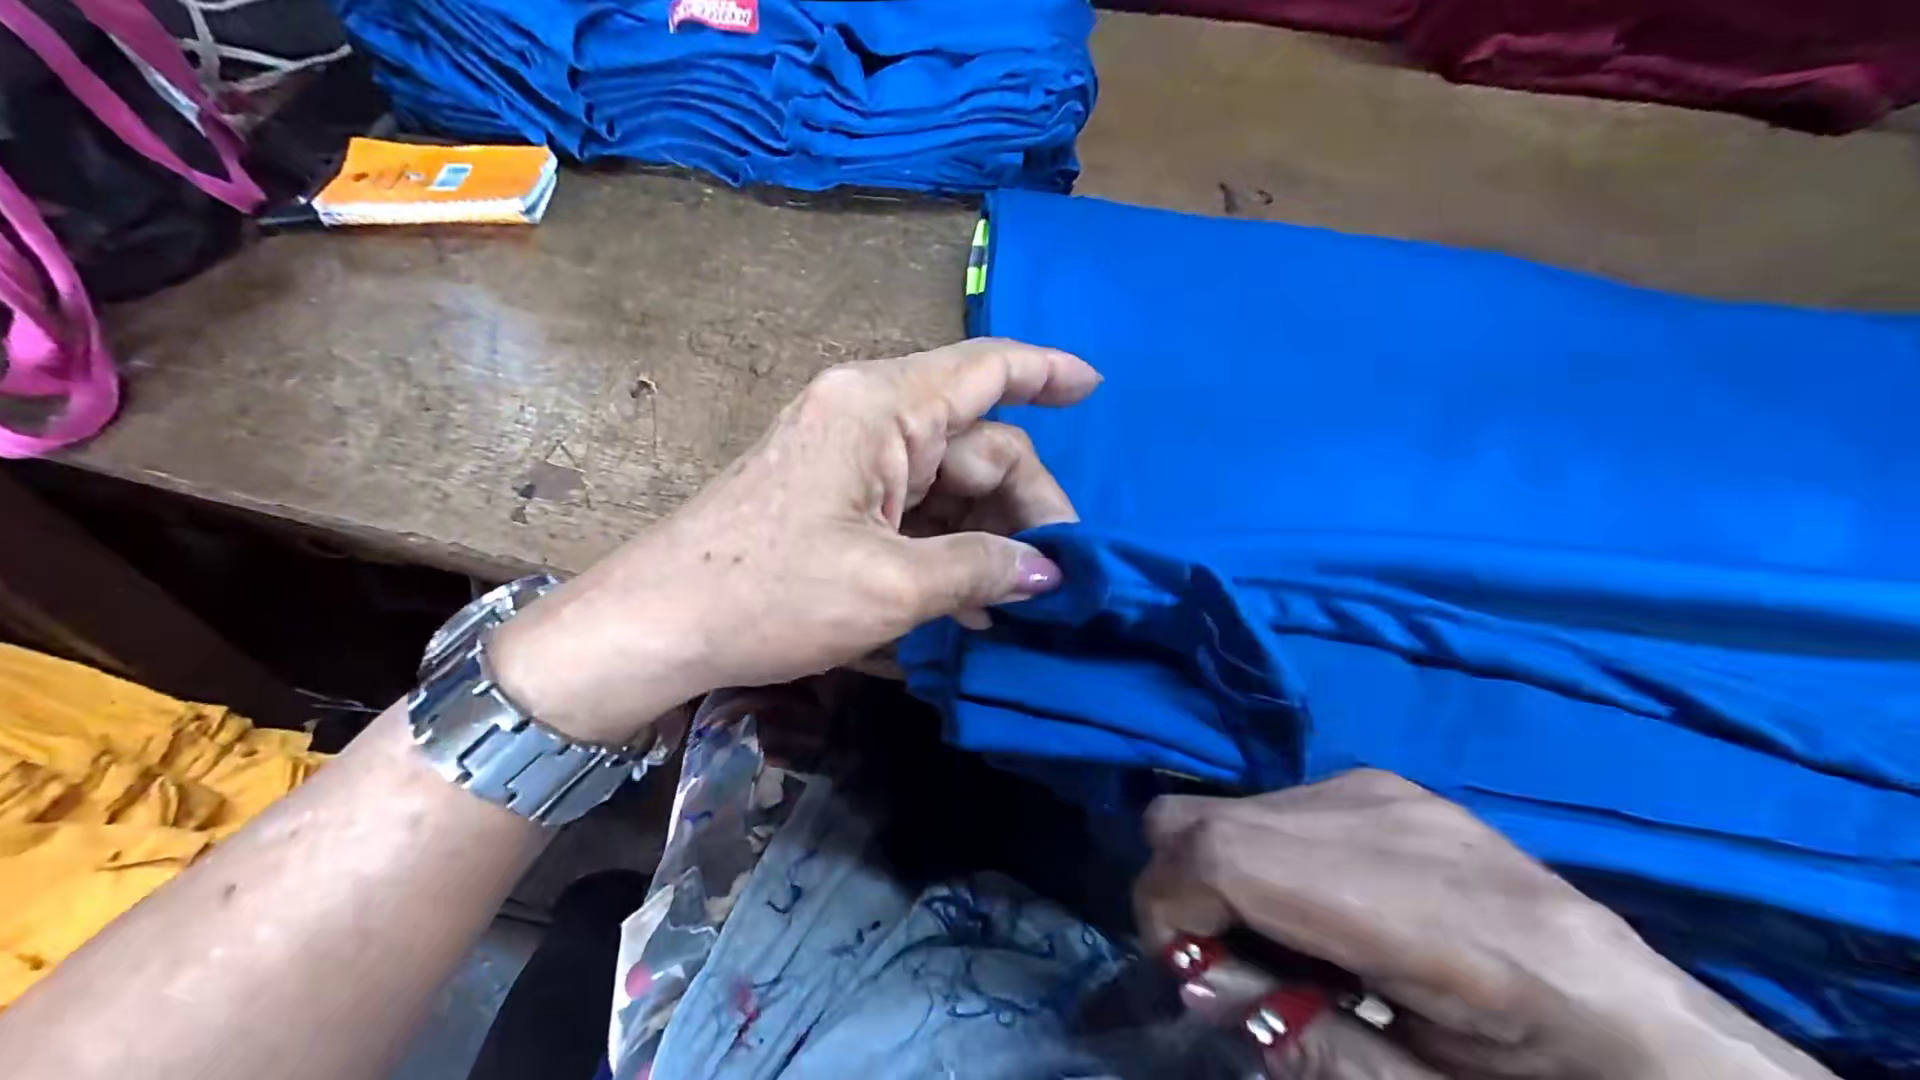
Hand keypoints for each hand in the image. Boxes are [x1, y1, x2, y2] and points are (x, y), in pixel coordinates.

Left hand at [490, 338, 1099, 744]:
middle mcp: (868, 418)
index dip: (1045, 371)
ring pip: (950, 483)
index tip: (1095, 388)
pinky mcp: (838, 498)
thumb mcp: (891, 587)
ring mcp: (850, 458)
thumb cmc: (769, 594)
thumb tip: (1050, 572)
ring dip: (989, 536)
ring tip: (1020, 600)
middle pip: (975, 442)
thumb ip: (981, 569)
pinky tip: (975, 600)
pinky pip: (916, 509)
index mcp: (879, 408)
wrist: (657, 624)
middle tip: (1059, 575)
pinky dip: (950, 546)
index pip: (983, 370)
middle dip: (1025, 504)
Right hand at [1135, 771, 1833, 1079]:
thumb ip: (1310, 1047)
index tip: (1180, 973)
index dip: (1166, 906)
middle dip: (1177, 889)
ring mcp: (1380, 789)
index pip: (1227, 855)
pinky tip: (1313, 913)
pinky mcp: (1378, 783)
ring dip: (1216, 875)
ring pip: (1224, 808)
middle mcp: (1387, 818)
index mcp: (1428, 912)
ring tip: (1278, 948)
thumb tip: (1192, 981)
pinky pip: (1268, 808)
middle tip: (1219, 966)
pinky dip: (1255, 857)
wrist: (1669, 1034)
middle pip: (1202, 817)